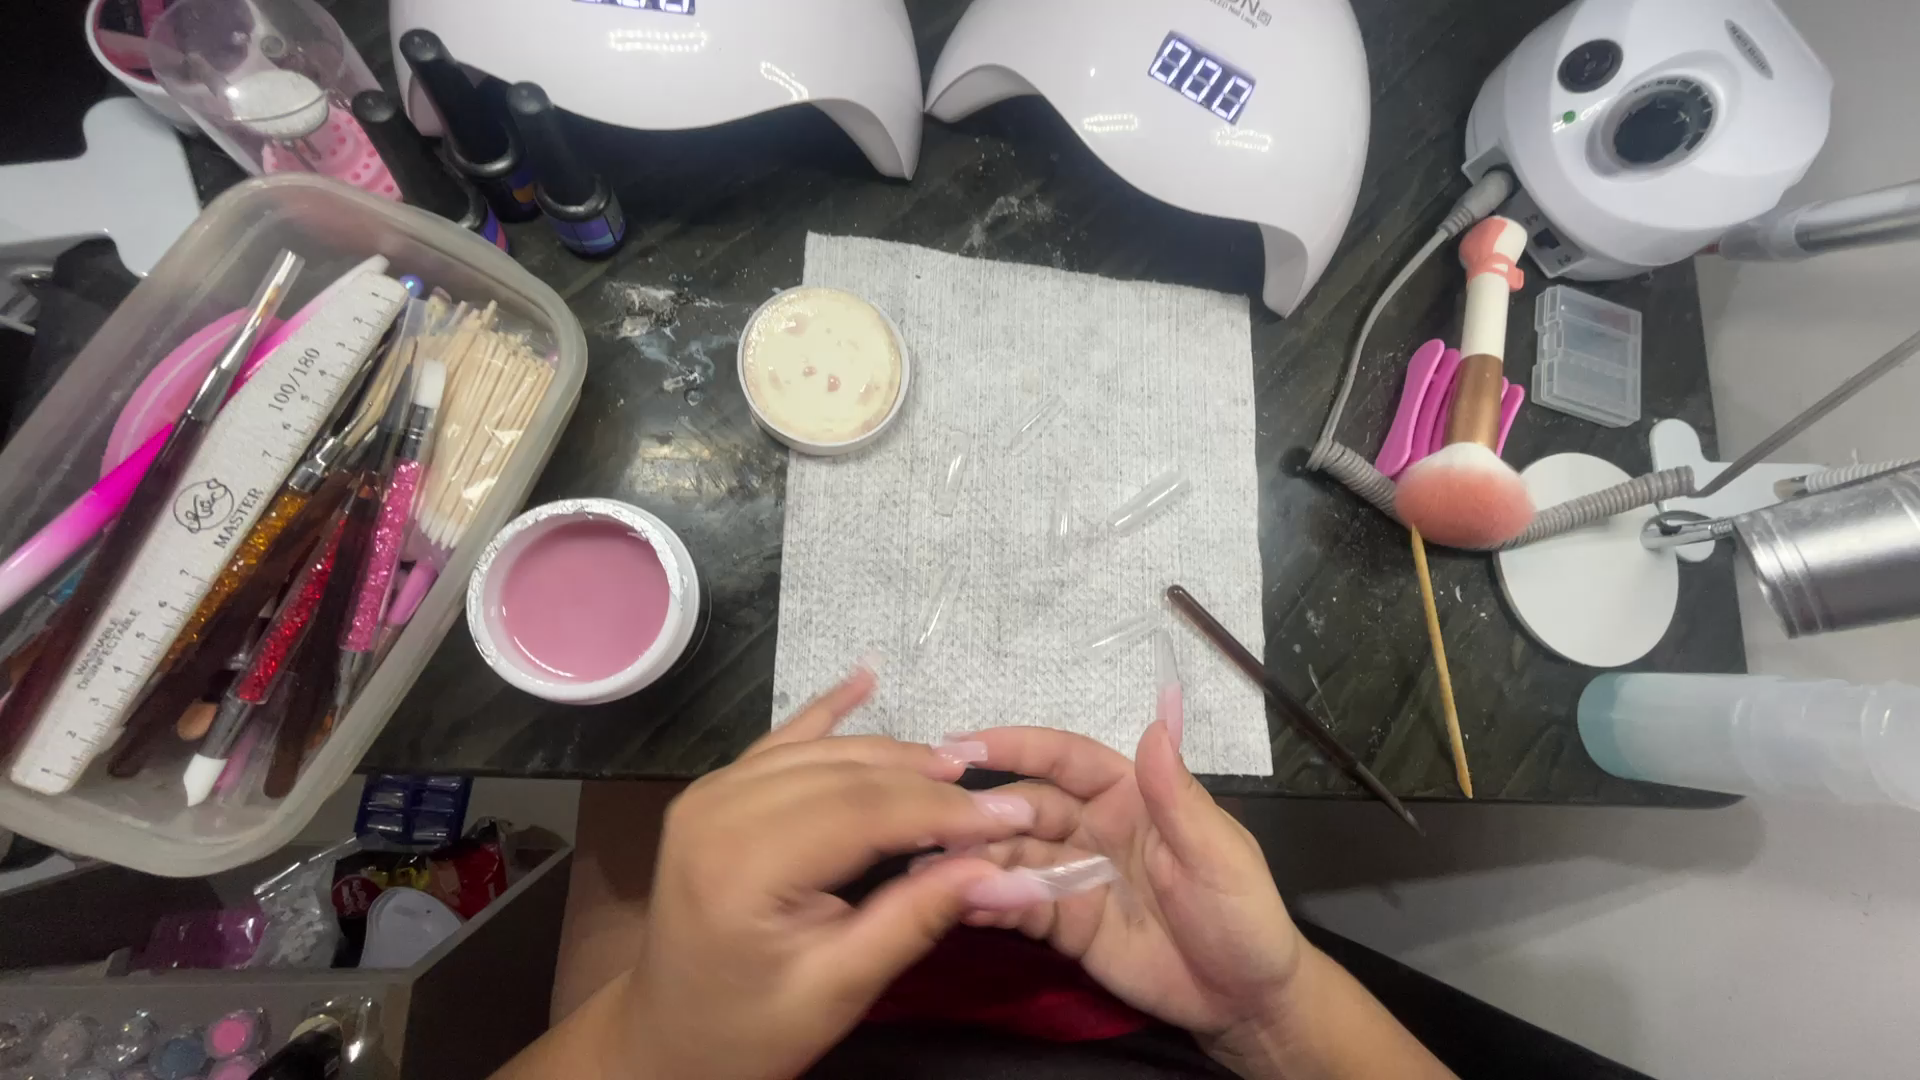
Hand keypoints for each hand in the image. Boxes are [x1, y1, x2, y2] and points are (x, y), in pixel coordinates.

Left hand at [608, 666, 1050, 1079]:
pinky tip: (865, 676)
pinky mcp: (717, 786)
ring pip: (827, 751)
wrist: (663, 1039)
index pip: (865, 812)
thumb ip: (917, 918)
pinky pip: (784, 738)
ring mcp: (714, 789)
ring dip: (895, 754)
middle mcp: (721, 808)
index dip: (943, 809)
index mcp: (744, 865)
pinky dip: (829, 709)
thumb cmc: (750, 1030)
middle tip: (994, 794)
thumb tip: (1004, 870)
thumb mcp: (839, 989)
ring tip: (956, 762)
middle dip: (928, 781)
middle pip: (849, 774)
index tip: (1010, 813)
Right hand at [960, 718, 1305, 1063]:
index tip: (965, 745)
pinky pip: (1019, 904)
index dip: (1016, 746)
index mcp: (1126, 792)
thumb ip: (1178, 797)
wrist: (1245, 1003)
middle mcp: (1089, 825)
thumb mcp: (1218, 854)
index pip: (1063, 759)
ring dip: (977, 859)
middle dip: (983, 813)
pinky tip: (966, 904)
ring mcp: (1071, 874)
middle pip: (1025, 808)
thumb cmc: (1240, 913)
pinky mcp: (1062, 922)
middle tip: (936, 825)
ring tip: (935, 871)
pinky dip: (991, 901)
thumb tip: (1155, 724)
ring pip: (1013, 855)